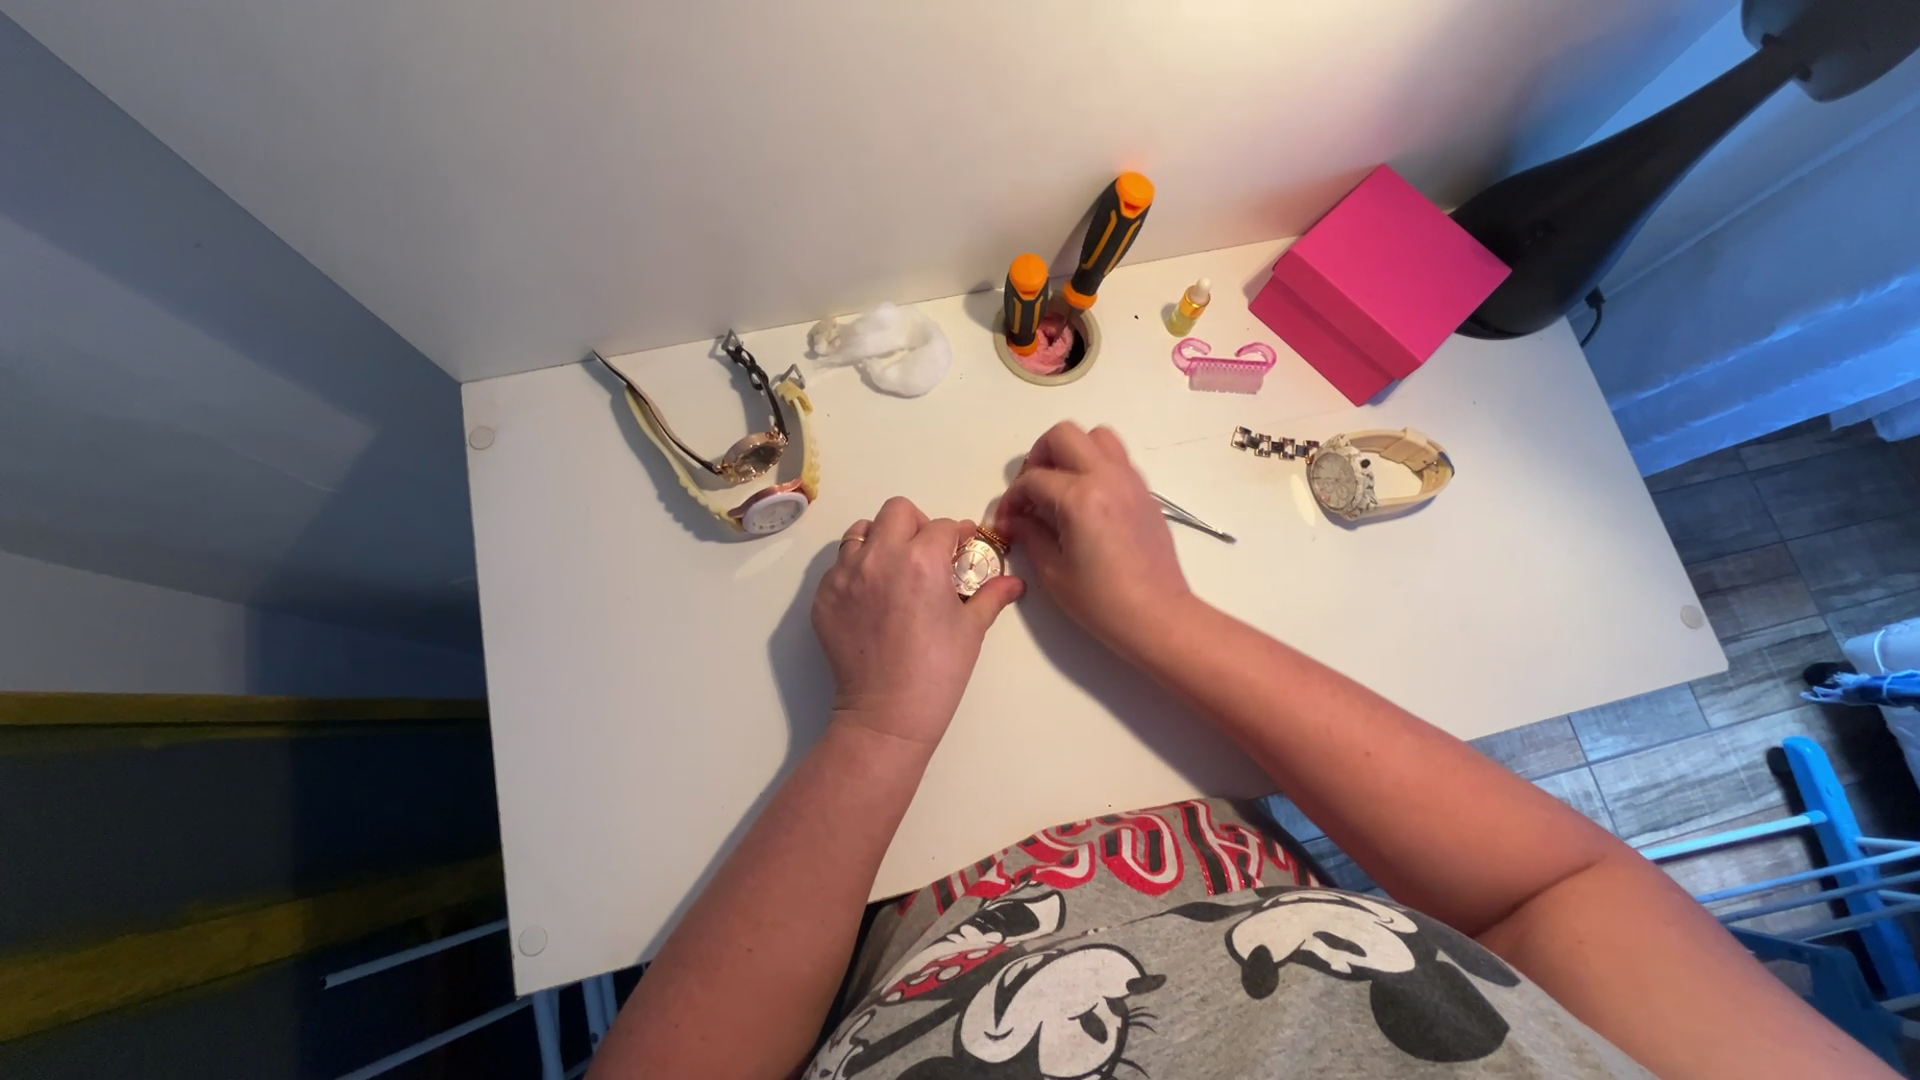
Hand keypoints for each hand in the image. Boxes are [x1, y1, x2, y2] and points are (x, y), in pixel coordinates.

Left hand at [812, 497, 1023, 746]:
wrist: (887, 714)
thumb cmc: (938, 671)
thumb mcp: (971, 629)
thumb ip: (991, 596)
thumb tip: (1014, 582)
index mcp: (921, 560)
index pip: (943, 526)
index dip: (958, 535)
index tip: (963, 546)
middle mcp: (878, 557)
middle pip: (896, 512)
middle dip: (917, 524)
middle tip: (928, 552)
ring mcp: (845, 576)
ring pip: (860, 532)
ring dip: (881, 541)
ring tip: (894, 569)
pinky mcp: (824, 597)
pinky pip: (840, 566)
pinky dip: (857, 571)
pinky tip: (872, 598)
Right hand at [997, 422, 1193, 656]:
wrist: (1158, 616)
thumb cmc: (1102, 601)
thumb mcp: (1053, 572)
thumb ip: (1031, 535)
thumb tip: (1016, 521)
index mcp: (1081, 497)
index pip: (1033, 479)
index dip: (1012, 499)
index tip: (1008, 521)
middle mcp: (1107, 478)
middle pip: (1064, 435)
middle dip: (1039, 456)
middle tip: (1032, 490)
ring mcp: (1131, 482)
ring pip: (1097, 437)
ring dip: (1072, 453)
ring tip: (1060, 488)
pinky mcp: (1145, 493)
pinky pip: (1116, 460)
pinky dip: (1095, 467)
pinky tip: (1086, 502)